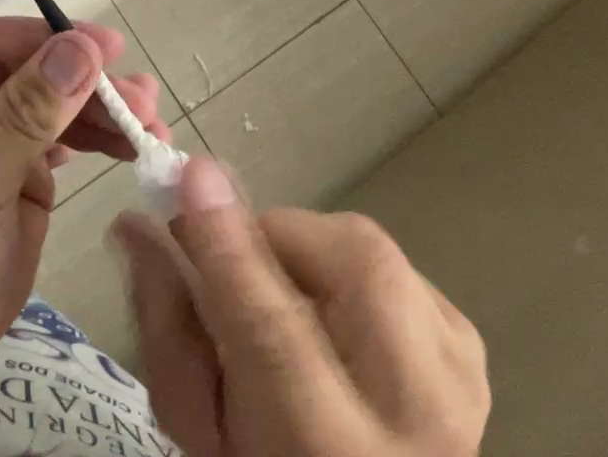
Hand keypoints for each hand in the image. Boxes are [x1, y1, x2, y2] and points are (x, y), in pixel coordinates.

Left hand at [0, 16, 170, 387]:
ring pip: (54, 101)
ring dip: (104, 111)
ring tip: (153, 127)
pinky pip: (63, 137)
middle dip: (89, 83)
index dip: (55, 40)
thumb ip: (26, 112)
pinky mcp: (17, 166)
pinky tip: (130, 145)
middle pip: (33, 68)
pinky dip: (98, 138)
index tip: (113, 50)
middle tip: (146, 103)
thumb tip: (80, 48)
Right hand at [112, 159, 488, 456]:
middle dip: (274, 233)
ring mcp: (458, 381)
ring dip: (304, 250)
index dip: (231, 250)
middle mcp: (414, 417)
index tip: (192, 177)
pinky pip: (393, 263)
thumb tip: (137, 222)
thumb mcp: (191, 414)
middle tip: (225, 251)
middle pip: (355, 269)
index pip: (274, 336)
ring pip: (371, 250)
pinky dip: (340, 264)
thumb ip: (163, 318)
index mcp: (321, 449)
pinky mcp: (469, 350)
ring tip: (273, 292)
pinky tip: (322, 310)